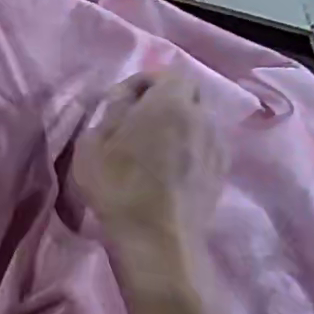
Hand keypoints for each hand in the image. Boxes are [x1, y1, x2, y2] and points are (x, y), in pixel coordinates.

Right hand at [73, 69, 227, 244]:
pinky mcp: (221, 173)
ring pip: (198, 122)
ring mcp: (217, 146)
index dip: (141, 82)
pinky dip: (188, 149)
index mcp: (171, 102)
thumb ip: (111, 109)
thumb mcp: (93, 143)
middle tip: (136, 123)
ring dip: (178, 127)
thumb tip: (125, 97)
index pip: (164, 73)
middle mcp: (202, 116)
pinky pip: (204, 147)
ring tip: (152, 150)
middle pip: (186, 95)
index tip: (119, 102)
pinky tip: (168, 171)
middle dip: (163, 102)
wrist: (158, 240)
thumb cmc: (118, 186)